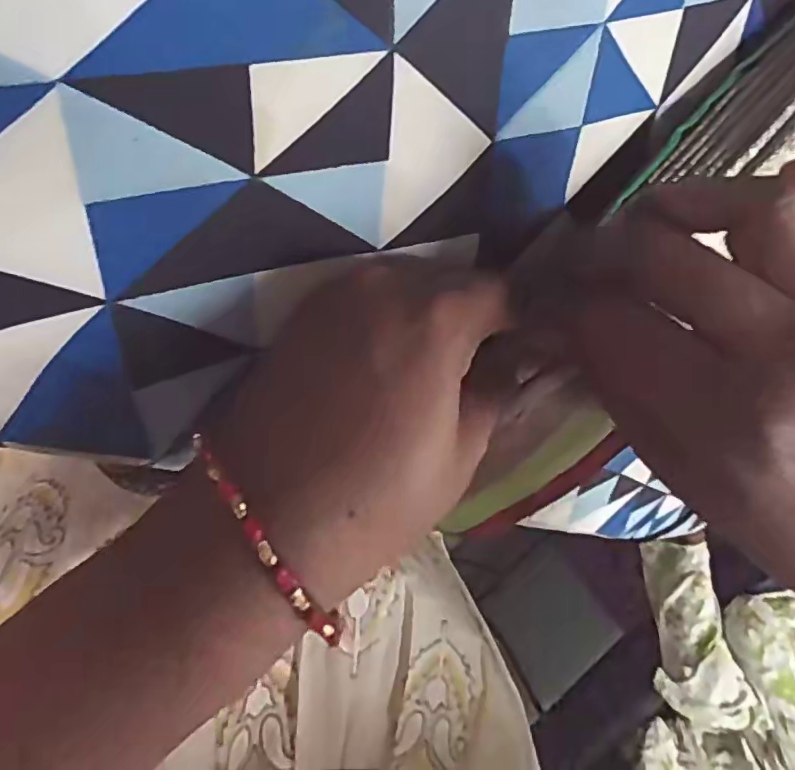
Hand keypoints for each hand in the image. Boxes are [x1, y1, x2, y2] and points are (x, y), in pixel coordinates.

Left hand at [205, 260, 511, 601]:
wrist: (264, 516)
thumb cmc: (376, 498)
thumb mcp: (460, 452)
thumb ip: (495, 387)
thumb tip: (514, 358)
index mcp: (435, 315)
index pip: (502, 290)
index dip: (523, 317)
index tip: (530, 344)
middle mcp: (386, 282)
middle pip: (453, 278)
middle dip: (477, 309)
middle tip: (488, 354)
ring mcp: (340, 289)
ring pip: (408, 280)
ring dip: (431, 307)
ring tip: (437, 357)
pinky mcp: (307, 305)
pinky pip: (368, 292)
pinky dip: (390, 310)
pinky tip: (390, 353)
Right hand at [562, 167, 794, 688]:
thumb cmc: (789, 531)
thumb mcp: (680, 475)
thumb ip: (617, 387)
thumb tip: (565, 321)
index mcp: (732, 423)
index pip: (614, 324)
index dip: (568, 307)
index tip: (553, 304)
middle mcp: (793, 355)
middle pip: (665, 256)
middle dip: (601, 251)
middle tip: (584, 262)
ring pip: (764, 208)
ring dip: (691, 199)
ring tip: (657, 218)